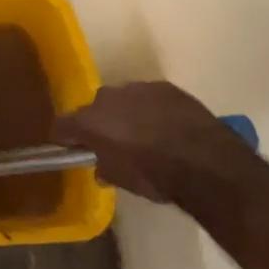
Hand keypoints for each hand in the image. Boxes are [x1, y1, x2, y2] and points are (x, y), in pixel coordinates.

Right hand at [51, 82, 255, 202]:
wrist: (206, 162)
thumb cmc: (155, 176)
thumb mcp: (123, 181)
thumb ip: (105, 169)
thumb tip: (101, 167)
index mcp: (90, 121)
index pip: (61, 125)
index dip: (64, 138)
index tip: (70, 147)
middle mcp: (107, 98)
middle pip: (94, 109)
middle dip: (100, 124)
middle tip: (114, 143)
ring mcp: (137, 88)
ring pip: (123, 100)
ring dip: (128, 114)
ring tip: (145, 135)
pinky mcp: (166, 87)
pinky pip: (150, 98)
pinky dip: (153, 110)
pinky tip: (168, 127)